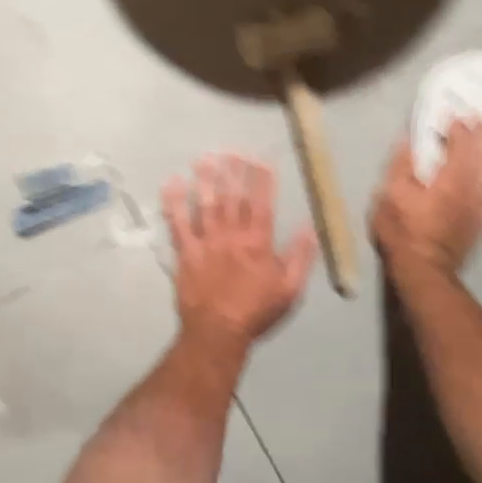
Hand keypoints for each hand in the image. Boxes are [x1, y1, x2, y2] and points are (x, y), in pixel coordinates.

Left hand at [162, 155, 315, 353]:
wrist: (217, 332)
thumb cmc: (256, 313)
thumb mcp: (289, 290)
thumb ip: (300, 257)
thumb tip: (309, 227)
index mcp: (259, 243)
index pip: (262, 203)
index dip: (262, 180)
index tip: (260, 159)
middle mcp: (232, 235)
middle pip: (233, 197)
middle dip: (233, 171)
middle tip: (231, 150)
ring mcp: (206, 241)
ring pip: (206, 203)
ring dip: (206, 179)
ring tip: (205, 158)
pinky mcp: (186, 252)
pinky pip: (178, 223)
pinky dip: (174, 202)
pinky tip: (172, 183)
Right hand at [371, 117, 481, 281]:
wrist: (424, 269)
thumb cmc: (402, 230)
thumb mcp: (389, 194)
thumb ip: (402, 165)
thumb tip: (408, 140)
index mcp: (450, 179)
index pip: (462, 145)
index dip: (459, 127)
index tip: (452, 114)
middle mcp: (473, 188)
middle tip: (477, 119)